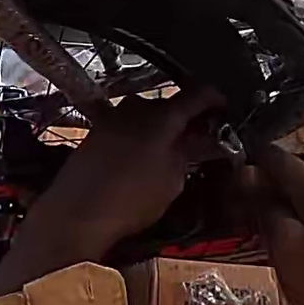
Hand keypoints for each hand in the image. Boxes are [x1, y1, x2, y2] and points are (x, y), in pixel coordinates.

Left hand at [0, 87, 222, 299]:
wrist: (77, 210)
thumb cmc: (131, 199)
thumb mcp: (172, 179)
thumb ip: (190, 151)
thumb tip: (206, 138)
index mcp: (161, 116)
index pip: (196, 94)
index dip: (215, 98)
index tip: (226, 107)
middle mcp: (135, 107)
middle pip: (168, 102)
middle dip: (187, 116)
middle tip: (202, 134)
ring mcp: (112, 116)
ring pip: (146, 111)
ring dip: (162, 123)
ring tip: (174, 146)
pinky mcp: (96, 129)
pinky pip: (127, 122)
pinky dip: (141, 131)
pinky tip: (145, 151)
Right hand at [246, 145, 303, 304]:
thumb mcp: (284, 243)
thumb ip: (263, 203)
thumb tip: (247, 174)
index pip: (275, 155)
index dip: (247, 163)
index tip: (228, 182)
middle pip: (287, 174)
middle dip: (259, 188)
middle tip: (236, 209)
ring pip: (298, 195)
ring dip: (273, 206)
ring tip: (254, 229)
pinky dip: (291, 220)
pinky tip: (280, 243)